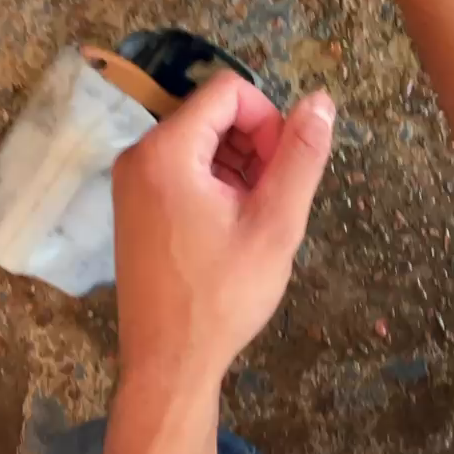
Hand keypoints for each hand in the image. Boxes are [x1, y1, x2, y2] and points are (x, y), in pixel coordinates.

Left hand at [111, 72, 335, 391]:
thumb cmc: (223, 295)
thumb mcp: (275, 223)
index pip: (229, 91)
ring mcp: (132, 181)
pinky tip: (230, 226)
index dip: (269, 120)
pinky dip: (216, 183)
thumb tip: (321, 100)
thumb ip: (301, 156)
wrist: (169, 362)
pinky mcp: (135, 204)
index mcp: (166, 151)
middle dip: (254, 145)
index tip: (283, 169)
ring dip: (239, 167)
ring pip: (201, 142)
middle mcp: (139, 155)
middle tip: (272, 199)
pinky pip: (183, 168)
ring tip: (253, 218)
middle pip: (213, 114)